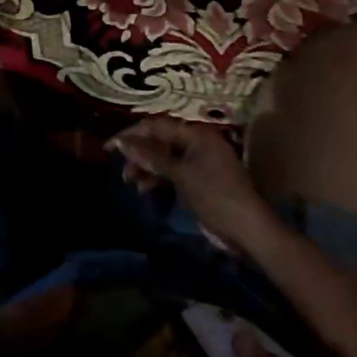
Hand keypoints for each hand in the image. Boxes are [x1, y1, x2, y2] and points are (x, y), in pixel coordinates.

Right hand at [108, 119, 278, 248]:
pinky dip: (157, 177)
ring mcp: (199, 162)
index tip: (109, 147)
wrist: (247, 230)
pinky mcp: (198, 180)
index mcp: (197, 135)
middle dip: (138, 154)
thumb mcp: (180, 174)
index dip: (131, 134)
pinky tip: (145, 188)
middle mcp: (198, 144)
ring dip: (145, 168)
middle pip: (159, 141)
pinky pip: (171, 171)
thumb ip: (150, 156)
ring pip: (163, 158)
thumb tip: (121, 141)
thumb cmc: (215, 196)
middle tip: (123, 171)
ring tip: (131, 182)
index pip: (157, 126)